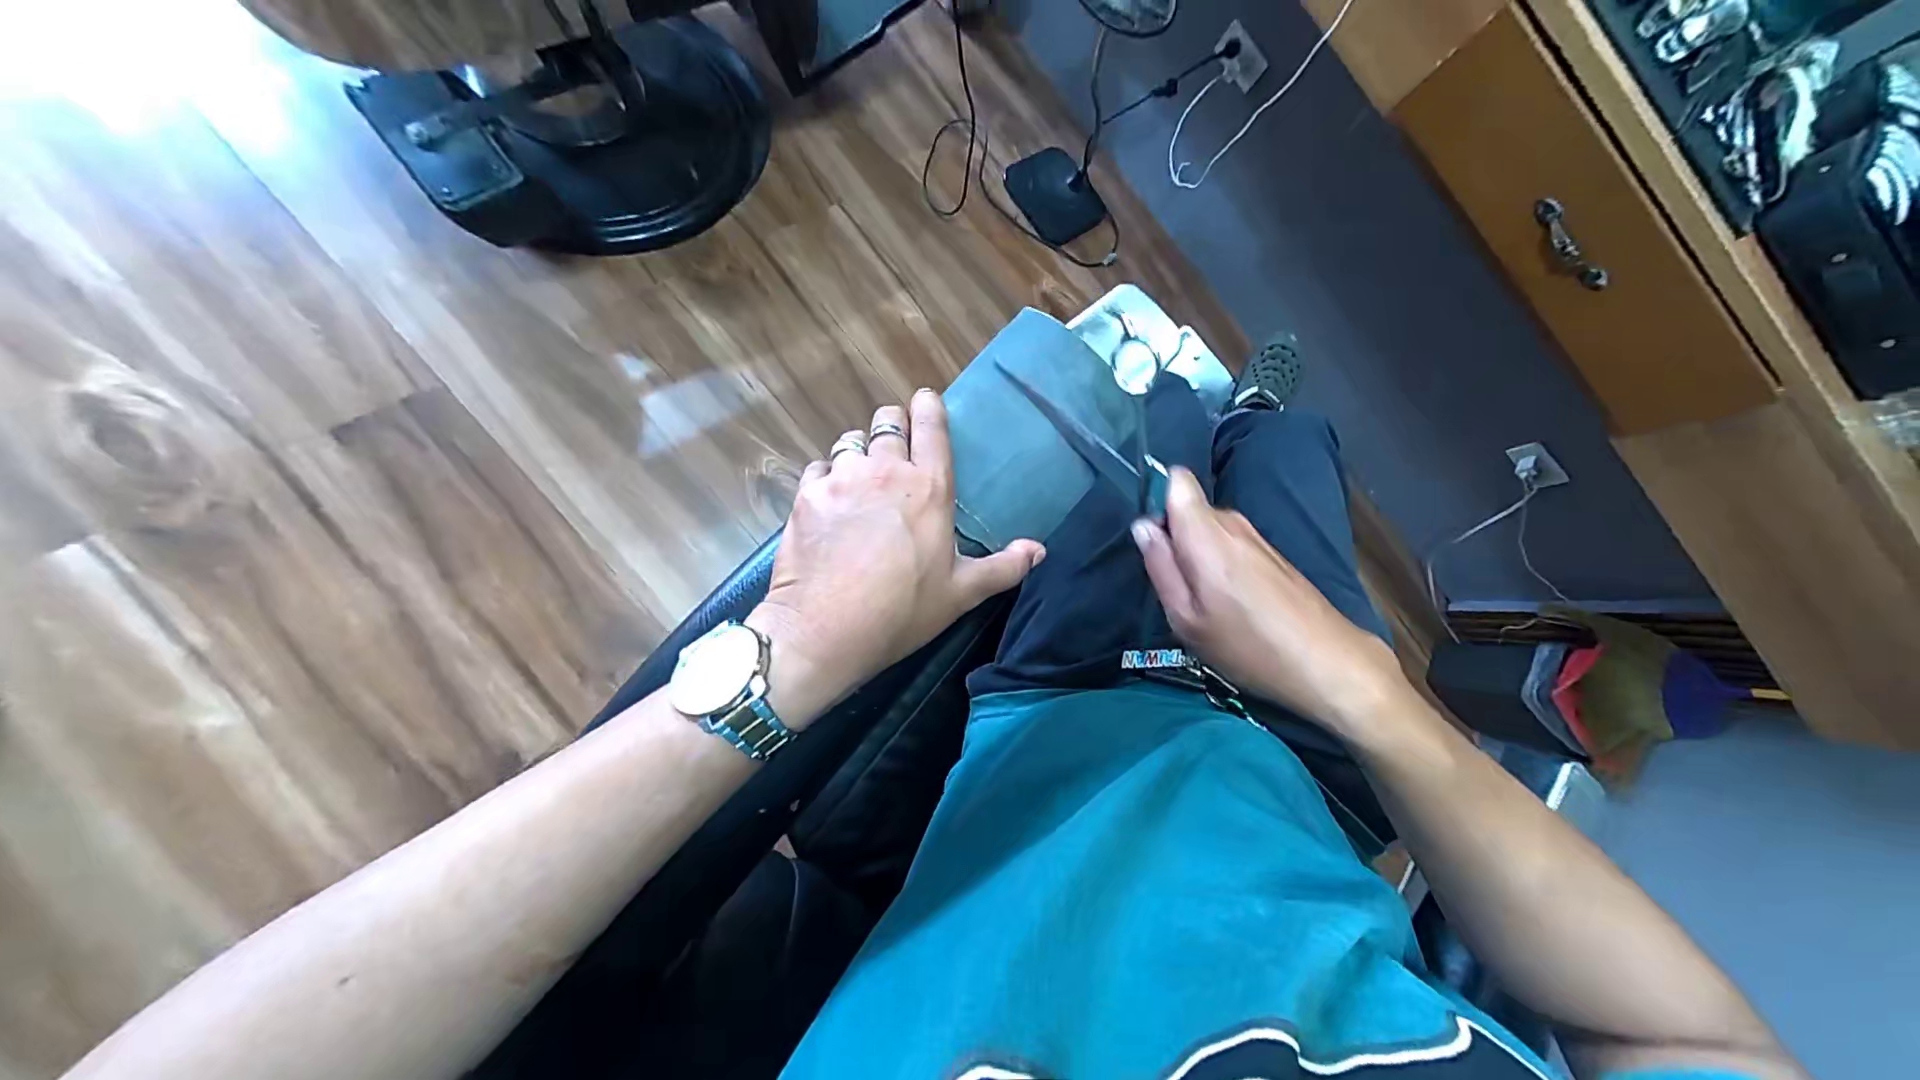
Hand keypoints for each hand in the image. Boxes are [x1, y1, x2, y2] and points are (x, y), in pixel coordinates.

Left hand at [747, 390, 1044, 724]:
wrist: (826, 630)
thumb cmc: (902, 610)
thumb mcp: (961, 593)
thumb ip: (1004, 567)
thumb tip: (1039, 550)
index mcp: (929, 488)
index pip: (931, 427)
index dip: (929, 406)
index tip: (926, 400)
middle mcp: (885, 471)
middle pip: (887, 422)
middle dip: (892, 425)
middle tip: (893, 446)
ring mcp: (841, 479)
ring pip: (849, 442)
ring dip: (858, 452)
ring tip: (859, 476)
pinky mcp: (806, 494)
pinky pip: (818, 469)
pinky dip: (825, 477)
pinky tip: (828, 500)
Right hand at [1131, 467, 1413, 738]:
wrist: (1326, 662)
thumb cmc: (1246, 644)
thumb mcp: (1185, 616)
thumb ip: (1160, 565)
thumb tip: (1142, 527)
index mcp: (1205, 533)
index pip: (1176, 480)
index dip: (1157, 501)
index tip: (1154, 540)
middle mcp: (1232, 522)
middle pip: (1189, 508)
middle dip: (1174, 536)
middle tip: (1176, 584)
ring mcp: (1255, 536)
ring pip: (1208, 527)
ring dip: (1197, 553)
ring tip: (1203, 598)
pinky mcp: (1271, 552)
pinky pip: (1229, 542)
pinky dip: (1219, 562)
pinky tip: (1230, 601)